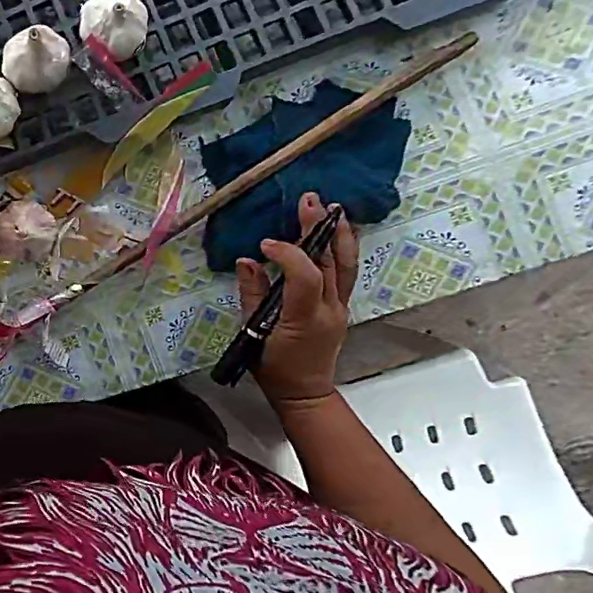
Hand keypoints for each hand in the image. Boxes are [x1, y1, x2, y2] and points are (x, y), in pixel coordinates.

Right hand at [234, 192, 358, 409]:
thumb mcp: (253, 333)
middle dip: (318, 228)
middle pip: (329, 263)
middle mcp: (328, 310)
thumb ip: (252, 294)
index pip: (303, 275)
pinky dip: (341, 250)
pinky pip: (345, 274)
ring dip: (339, 234)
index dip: (287, 254)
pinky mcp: (341, 307)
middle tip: (309, 201)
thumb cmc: (273, 367)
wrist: (304, 392)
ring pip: (345, 265)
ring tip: (334, 209)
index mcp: (303, 318)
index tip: (265, 244)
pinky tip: (336, 233)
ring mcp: (339, 308)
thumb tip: (247, 261)